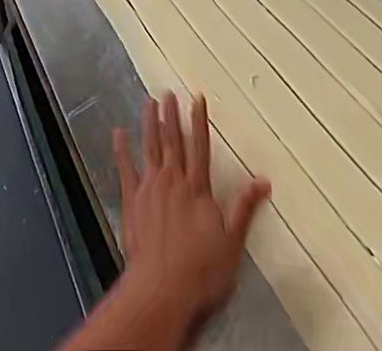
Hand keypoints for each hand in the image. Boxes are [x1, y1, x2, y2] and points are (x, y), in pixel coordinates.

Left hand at [117, 93, 269, 329]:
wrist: (161, 288)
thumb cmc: (199, 269)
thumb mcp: (232, 241)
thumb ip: (244, 207)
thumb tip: (263, 181)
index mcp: (197, 187)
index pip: (200, 145)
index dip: (199, 121)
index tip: (197, 99)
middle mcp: (172, 180)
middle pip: (172, 140)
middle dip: (171, 115)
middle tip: (168, 93)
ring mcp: (149, 188)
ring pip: (150, 147)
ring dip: (150, 124)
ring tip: (149, 103)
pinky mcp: (132, 200)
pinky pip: (126, 169)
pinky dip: (122, 150)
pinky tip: (118, 134)